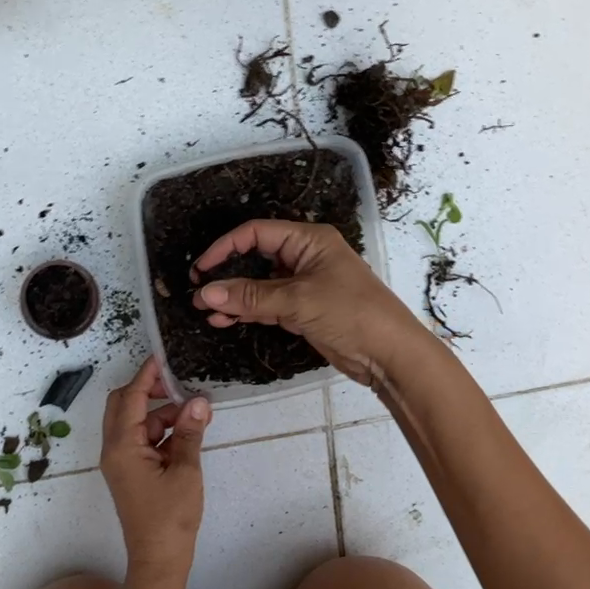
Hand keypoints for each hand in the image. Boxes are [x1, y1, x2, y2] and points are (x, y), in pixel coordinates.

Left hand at [100, 358, 212, 583]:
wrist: (159, 560)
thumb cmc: (170, 517)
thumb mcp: (185, 470)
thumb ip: (189, 433)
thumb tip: (197, 401)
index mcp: (121, 446)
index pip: (130, 398)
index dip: (146, 375)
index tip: (163, 357)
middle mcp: (114, 450)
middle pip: (124, 406)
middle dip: (149, 392)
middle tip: (178, 386)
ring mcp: (120, 463)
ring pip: (135, 424)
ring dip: (161, 415)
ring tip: (195, 414)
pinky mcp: (130, 473)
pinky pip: (141, 442)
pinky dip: (161, 433)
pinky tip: (186, 434)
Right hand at [191, 219, 426, 385]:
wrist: (391, 355)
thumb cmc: (350, 313)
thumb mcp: (297, 301)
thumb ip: (250, 297)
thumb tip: (205, 292)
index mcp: (308, 240)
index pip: (256, 233)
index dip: (225, 248)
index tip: (201, 269)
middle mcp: (304, 257)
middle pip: (255, 258)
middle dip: (227, 275)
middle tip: (198, 292)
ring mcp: (304, 284)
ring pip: (259, 285)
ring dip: (234, 298)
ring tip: (205, 312)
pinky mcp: (303, 310)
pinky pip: (267, 305)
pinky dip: (247, 312)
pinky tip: (225, 320)